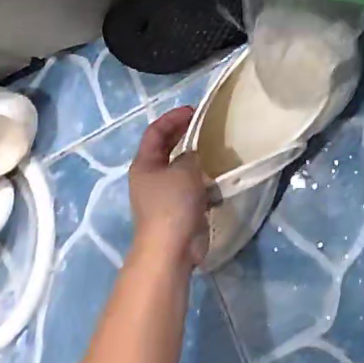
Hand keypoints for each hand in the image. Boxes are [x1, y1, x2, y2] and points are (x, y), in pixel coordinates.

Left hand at [129, 107, 208, 266]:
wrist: (171, 251)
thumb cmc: (172, 205)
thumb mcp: (184, 171)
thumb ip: (190, 156)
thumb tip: (193, 156)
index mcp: (144, 163)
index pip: (155, 131)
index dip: (172, 118)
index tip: (193, 111)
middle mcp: (150, 176)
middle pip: (166, 148)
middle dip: (184, 136)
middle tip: (205, 126)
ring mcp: (163, 195)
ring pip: (180, 169)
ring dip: (196, 161)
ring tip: (216, 152)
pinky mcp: (178, 211)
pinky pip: (191, 190)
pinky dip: (203, 184)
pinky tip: (219, 184)